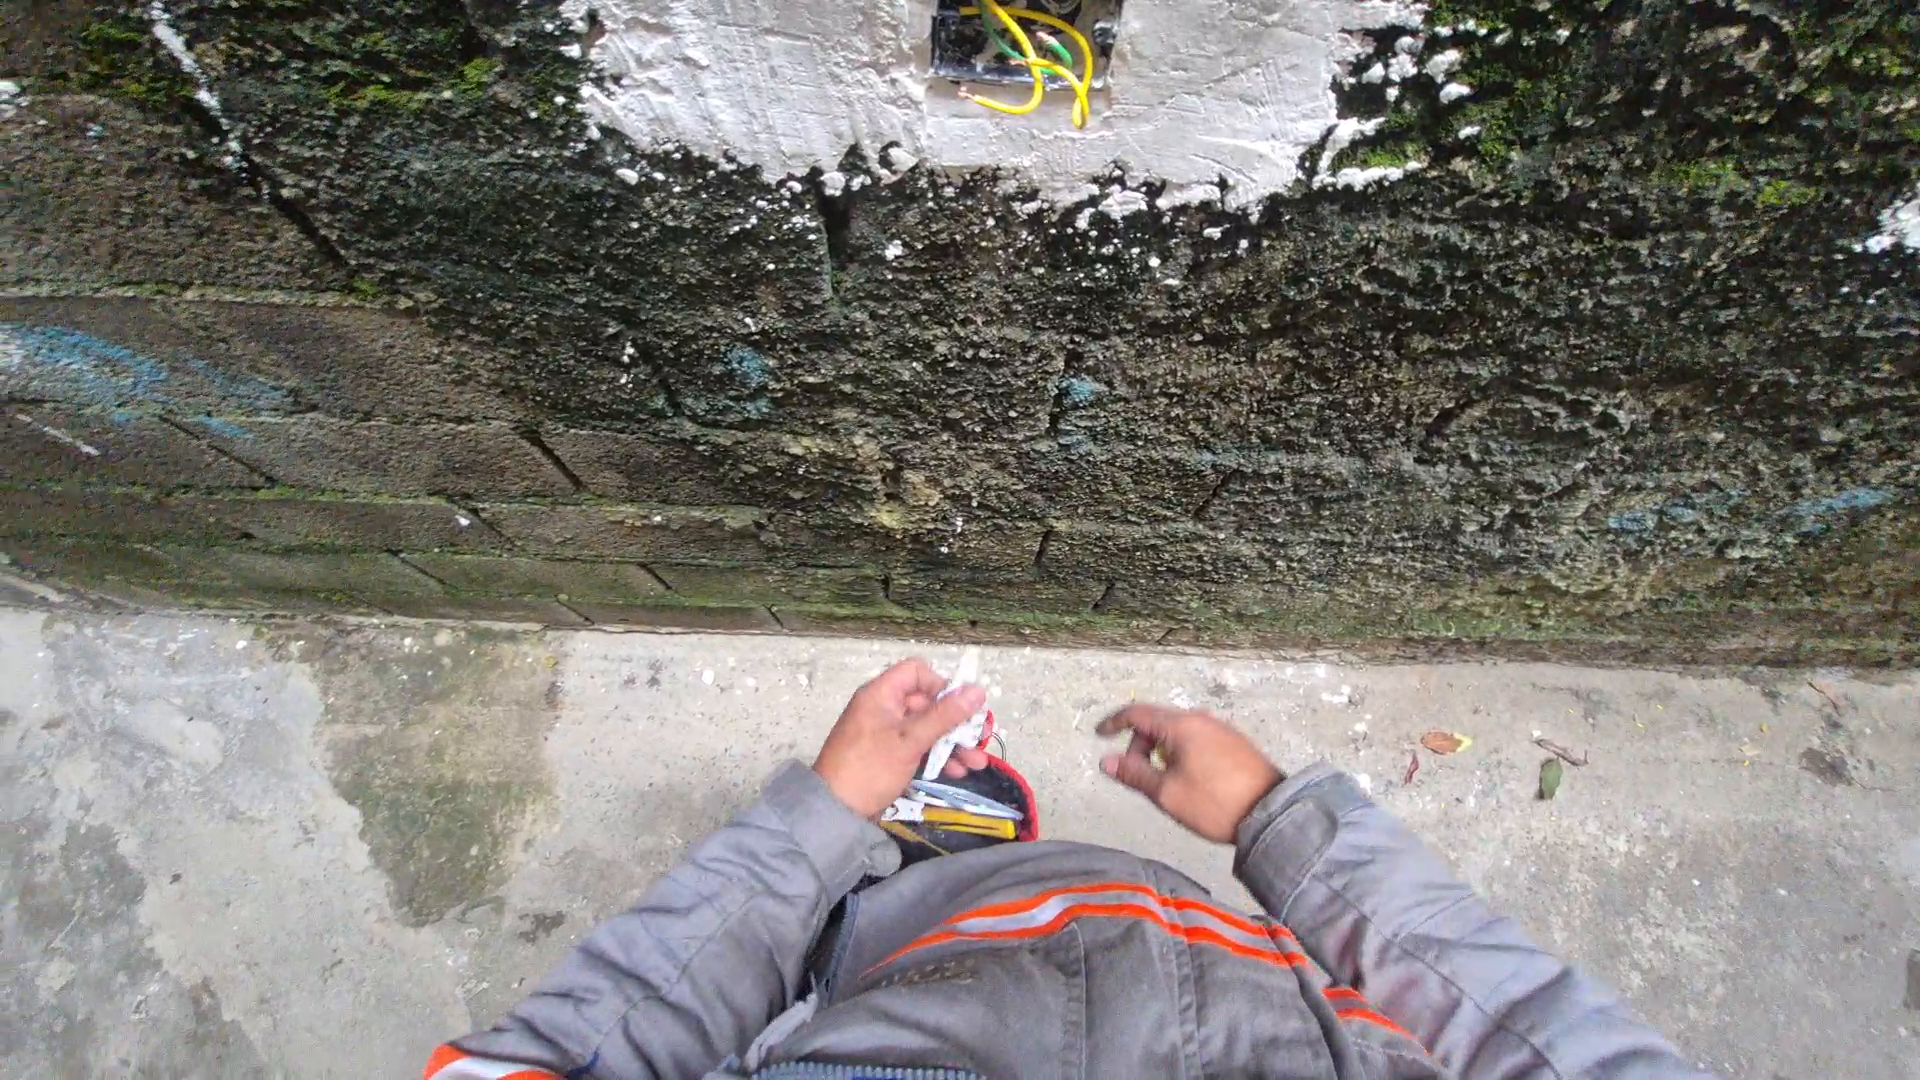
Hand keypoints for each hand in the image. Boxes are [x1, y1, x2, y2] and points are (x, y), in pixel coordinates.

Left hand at [813, 658, 989, 817]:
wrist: (836, 813)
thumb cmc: (871, 768)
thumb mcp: (911, 740)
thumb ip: (945, 715)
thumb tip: (978, 690)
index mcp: (882, 694)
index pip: (916, 672)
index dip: (940, 684)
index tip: (960, 706)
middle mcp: (884, 708)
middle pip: (927, 702)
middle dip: (956, 722)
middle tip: (981, 738)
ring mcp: (887, 733)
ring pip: (927, 728)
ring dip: (952, 743)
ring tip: (977, 763)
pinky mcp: (889, 755)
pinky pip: (919, 747)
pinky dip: (937, 756)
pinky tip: (958, 771)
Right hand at [1097, 704, 1283, 843]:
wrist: (1274, 814)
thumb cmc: (1214, 803)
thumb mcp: (1167, 793)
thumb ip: (1134, 774)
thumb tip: (1106, 761)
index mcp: (1180, 725)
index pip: (1137, 713)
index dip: (1114, 722)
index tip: (1100, 735)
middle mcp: (1200, 719)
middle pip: (1157, 721)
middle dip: (1139, 744)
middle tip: (1138, 774)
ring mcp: (1220, 729)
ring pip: (1178, 731)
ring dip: (1161, 750)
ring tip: (1163, 780)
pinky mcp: (1235, 743)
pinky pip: (1196, 738)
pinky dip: (1180, 751)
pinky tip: (1188, 777)